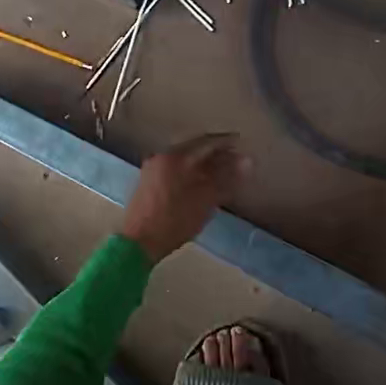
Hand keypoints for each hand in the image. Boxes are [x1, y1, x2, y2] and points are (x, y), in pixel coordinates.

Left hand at [120, 134, 250, 261]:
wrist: (138, 242)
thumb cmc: (175, 220)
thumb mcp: (205, 200)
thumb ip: (226, 178)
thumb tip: (247, 161)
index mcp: (175, 157)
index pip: (206, 142)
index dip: (225, 141)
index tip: (241, 142)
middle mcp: (161, 157)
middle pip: (193, 149)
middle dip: (215, 153)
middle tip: (234, 158)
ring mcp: (152, 169)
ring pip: (183, 160)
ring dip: (202, 163)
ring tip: (221, 171)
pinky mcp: (148, 183)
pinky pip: (174, 169)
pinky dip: (190, 171)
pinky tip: (200, 182)